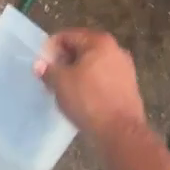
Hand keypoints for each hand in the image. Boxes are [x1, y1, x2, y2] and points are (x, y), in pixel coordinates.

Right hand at [34, 28, 148, 141]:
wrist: (122, 133)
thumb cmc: (89, 101)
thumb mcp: (60, 83)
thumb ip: (48, 70)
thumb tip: (39, 65)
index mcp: (99, 41)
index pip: (66, 36)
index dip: (50, 49)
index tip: (42, 67)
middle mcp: (115, 49)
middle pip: (81, 49)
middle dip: (64, 62)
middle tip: (52, 78)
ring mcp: (125, 69)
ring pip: (93, 65)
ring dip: (77, 74)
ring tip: (66, 91)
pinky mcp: (129, 88)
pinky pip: (104, 79)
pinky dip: (91, 85)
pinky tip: (83, 100)